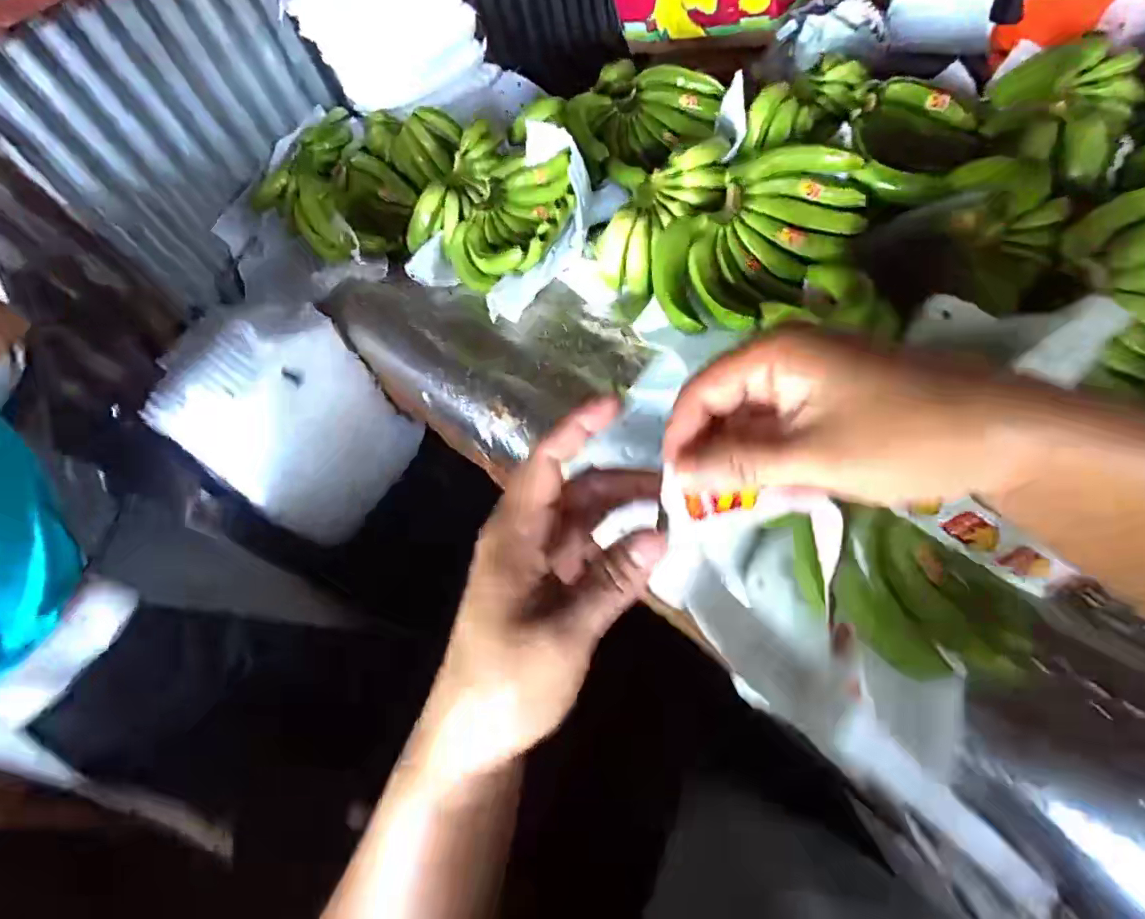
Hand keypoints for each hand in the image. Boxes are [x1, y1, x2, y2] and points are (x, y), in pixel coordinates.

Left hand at [412, 398, 664, 788]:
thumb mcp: (565, 634)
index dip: (577, 428)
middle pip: (575, 490)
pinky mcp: (548, 588)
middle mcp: (524, 539)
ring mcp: (537, 564)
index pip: (546, 464)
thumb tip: (662, 532)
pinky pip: (587, 551)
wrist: (472, 741)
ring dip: (622, 512)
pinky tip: (647, 550)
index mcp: (513, 536)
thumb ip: (613, 581)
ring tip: (669, 512)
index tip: (616, 403)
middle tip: (673, 482)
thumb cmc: (506, 684)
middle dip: (620, 480)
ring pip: (584, 520)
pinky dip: (616, 545)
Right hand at [663, 329, 1017, 506]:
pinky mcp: (834, 394)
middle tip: (708, 503)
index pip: (702, 390)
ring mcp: (813, 372)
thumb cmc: (901, 440)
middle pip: (726, 401)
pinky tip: (785, 488)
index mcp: (774, 353)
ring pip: (756, 416)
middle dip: (714, 451)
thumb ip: (739, 465)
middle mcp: (786, 353)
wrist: (1000, 432)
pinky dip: (779, 456)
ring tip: (746, 501)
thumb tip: (677, 474)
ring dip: (747, 459)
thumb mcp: (812, 458)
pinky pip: (787, 423)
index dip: (681, 437)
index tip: (674, 487)